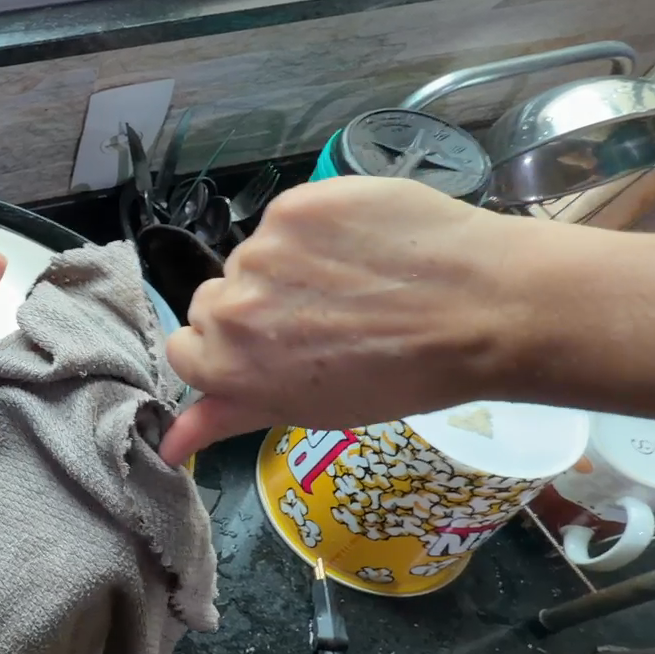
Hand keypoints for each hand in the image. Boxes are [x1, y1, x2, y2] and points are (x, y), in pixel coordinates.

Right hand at [159, 176, 538, 465]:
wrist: (490, 311)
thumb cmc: (397, 377)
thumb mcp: (300, 409)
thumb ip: (224, 419)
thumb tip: (164, 448)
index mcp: (222, 363)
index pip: (186, 346)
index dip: (229, 348)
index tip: (273, 350)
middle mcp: (227, 305)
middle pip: (214, 300)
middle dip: (253, 308)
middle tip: (318, 320)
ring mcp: (261, 249)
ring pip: (254, 258)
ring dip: (289, 267)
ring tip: (353, 282)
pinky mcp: (297, 204)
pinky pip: (289, 218)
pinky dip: (319, 230)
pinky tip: (365, 245)